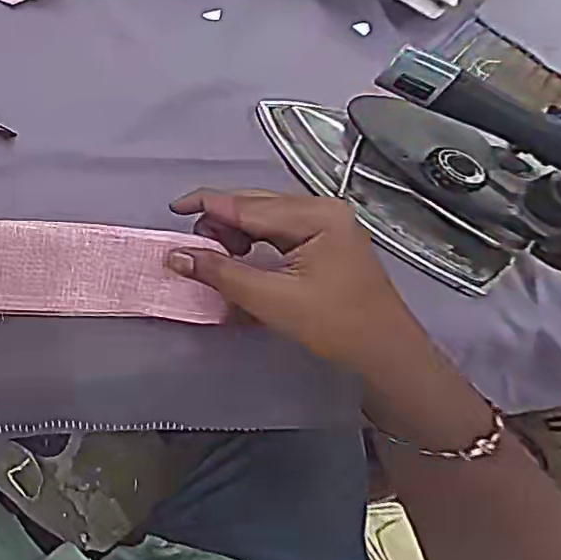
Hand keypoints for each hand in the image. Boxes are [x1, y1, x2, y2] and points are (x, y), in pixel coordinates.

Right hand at [165, 189, 427, 375]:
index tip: (173, 208)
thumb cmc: (335, 326)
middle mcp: (322, 208)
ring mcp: (327, 222)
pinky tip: (243, 257)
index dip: (207, 205)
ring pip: (264, 216)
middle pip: (255, 205)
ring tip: (220, 258)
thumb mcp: (270, 299)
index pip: (247, 204)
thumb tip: (176, 255)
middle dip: (220, 223)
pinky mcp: (326, 238)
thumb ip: (220, 272)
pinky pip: (278, 228)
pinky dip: (254, 240)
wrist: (387, 354)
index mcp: (315, 215)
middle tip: (194, 248)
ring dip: (236, 233)